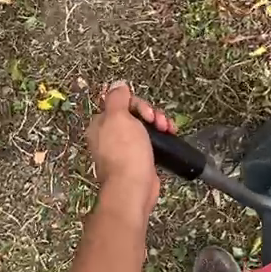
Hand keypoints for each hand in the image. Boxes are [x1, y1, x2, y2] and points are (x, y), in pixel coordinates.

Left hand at [85, 81, 176, 220]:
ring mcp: (124, 148)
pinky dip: (161, 138)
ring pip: (145, 126)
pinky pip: (150, 141)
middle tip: (159, 122)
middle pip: (134, 114)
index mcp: (101, 124)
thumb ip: (117, 98)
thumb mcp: (118, 117)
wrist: (134, 186)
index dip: (138, 104)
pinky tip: (169, 138)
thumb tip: (118, 84)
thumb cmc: (125, 153)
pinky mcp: (138, 158)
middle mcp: (110, 136)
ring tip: (168, 130)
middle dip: (151, 114)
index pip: (121, 103)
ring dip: (159, 124)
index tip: (147, 113)